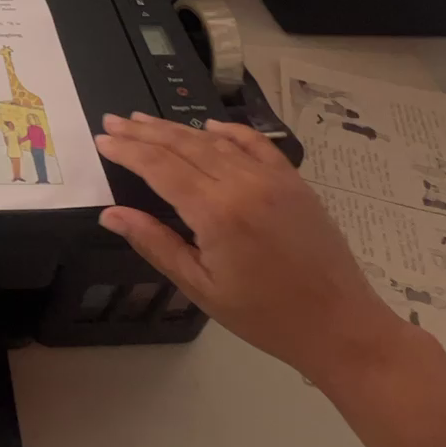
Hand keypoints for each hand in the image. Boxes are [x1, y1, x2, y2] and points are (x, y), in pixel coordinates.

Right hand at [94, 113, 407, 381]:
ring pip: (214, 140)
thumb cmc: (265, 316)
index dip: (127, 151)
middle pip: (182, 145)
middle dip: (143, 131)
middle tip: (113, 119)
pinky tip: (209, 125)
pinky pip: (255, 144)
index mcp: (216, 213)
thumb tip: (111, 215)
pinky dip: (228, 131)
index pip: (159, 167)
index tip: (102, 139)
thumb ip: (154, 243)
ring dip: (176, 127)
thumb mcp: (200, 287)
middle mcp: (242, 184)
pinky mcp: (293, 181)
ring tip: (145, 120)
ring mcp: (272, 178)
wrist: (342, 327)